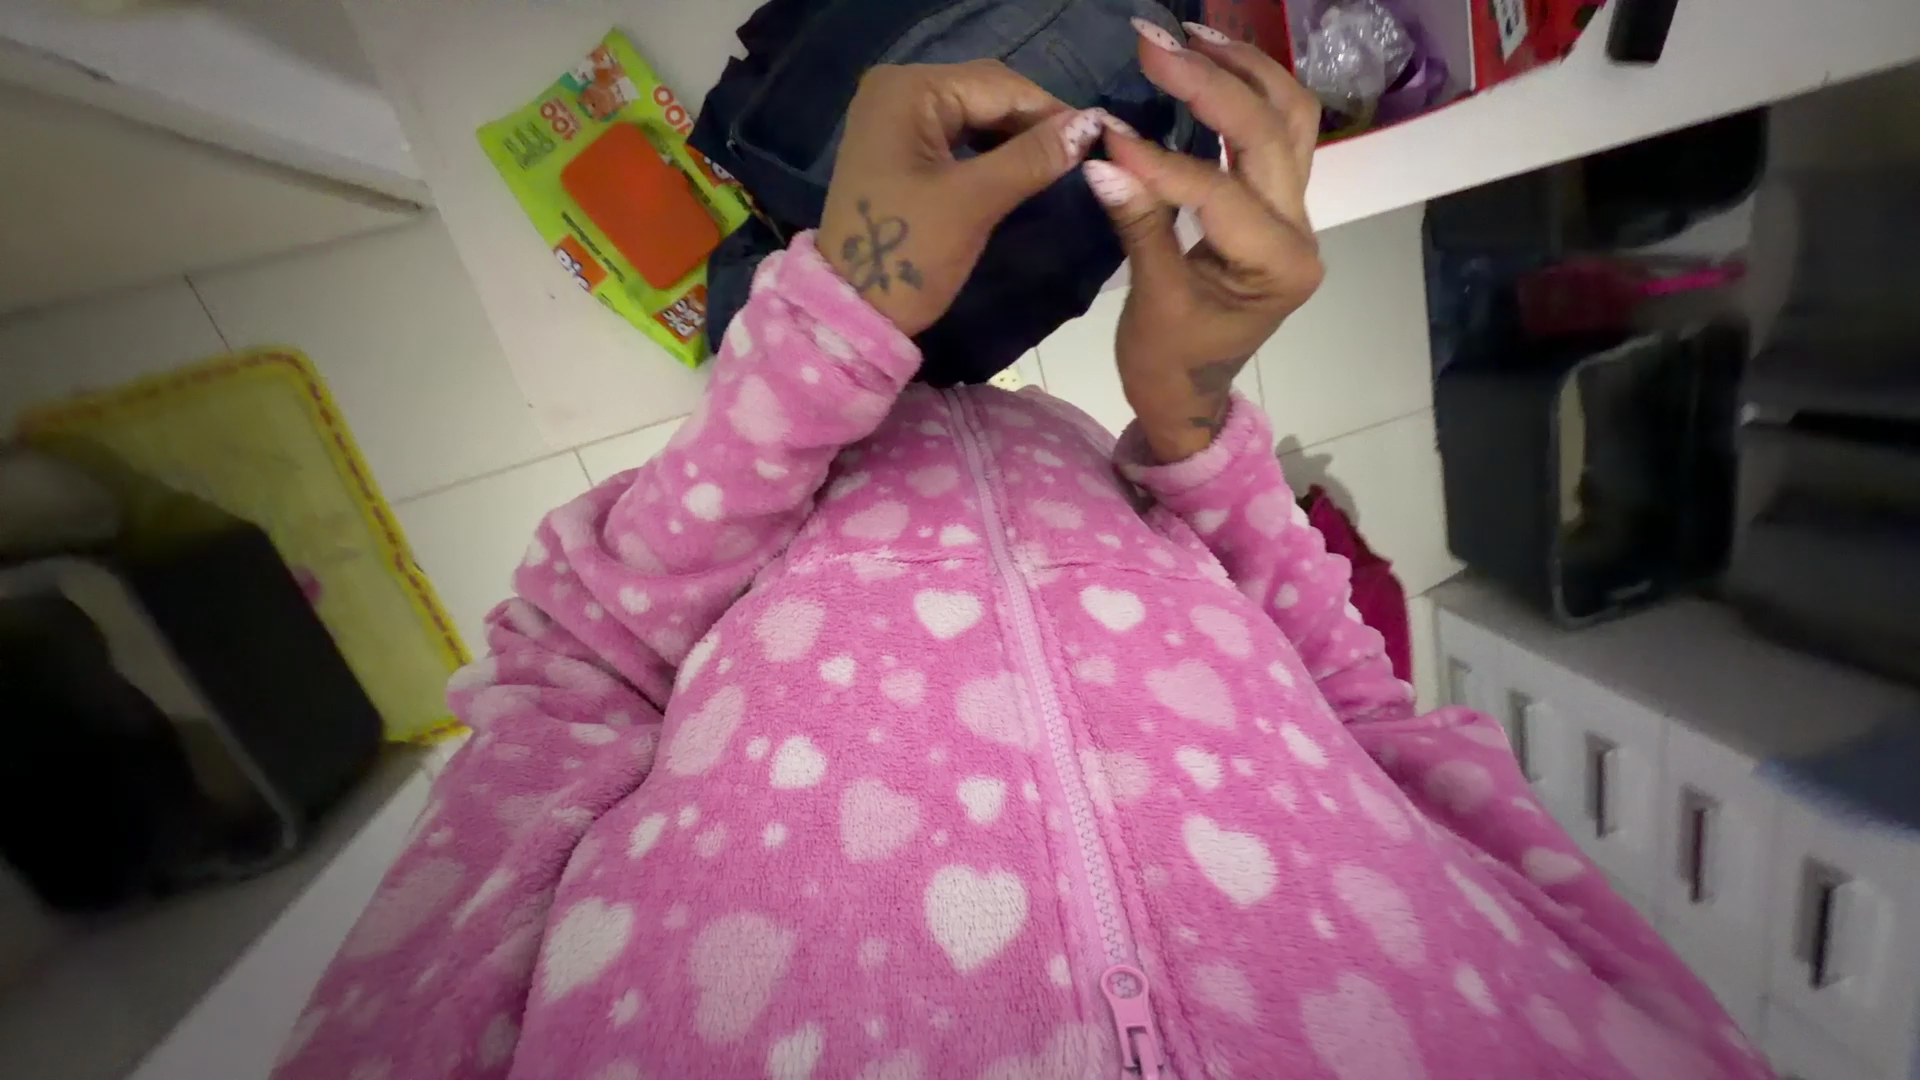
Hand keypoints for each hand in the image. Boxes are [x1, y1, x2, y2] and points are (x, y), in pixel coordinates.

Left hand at [820, 61, 1113, 336]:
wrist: (853, 313)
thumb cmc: (910, 256)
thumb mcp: (973, 203)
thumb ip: (1031, 159)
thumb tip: (1090, 125)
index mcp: (908, 91)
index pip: (997, 84)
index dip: (1051, 110)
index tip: (1099, 135)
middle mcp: (896, 93)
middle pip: (983, 94)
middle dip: (1033, 122)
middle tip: (1081, 153)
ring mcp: (893, 124)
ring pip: (972, 118)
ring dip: (1014, 139)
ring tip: (1056, 163)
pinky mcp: (897, 155)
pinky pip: (955, 141)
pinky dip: (988, 154)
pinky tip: (1018, 170)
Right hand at [1088, 20, 1325, 462]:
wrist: (1186, 399)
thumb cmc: (1168, 367)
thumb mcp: (1152, 302)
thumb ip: (1139, 225)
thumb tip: (1103, 158)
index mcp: (1280, 267)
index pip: (1220, 193)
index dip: (1160, 161)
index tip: (1105, 131)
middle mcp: (1301, 232)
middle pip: (1273, 130)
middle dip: (1214, 81)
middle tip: (1153, 44)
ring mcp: (1293, 218)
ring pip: (1287, 121)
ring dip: (1242, 71)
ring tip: (1190, 36)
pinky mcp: (1273, 212)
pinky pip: (1272, 138)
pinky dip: (1243, 97)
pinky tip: (1208, 68)